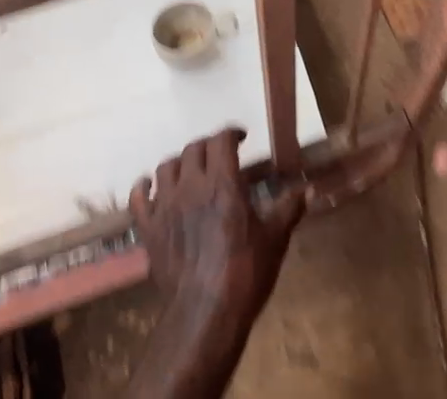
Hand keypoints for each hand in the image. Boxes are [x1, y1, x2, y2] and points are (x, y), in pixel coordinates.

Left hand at [130, 129, 306, 316]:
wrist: (206, 312)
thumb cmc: (246, 272)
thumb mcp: (275, 238)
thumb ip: (289, 208)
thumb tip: (308, 189)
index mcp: (223, 183)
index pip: (221, 140)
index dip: (231, 133)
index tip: (242, 138)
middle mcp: (190, 186)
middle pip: (193, 149)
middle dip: (208, 147)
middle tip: (221, 157)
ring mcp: (164, 206)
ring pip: (165, 167)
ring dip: (180, 164)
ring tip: (191, 172)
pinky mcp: (148, 228)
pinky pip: (138, 198)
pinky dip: (144, 187)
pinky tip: (151, 188)